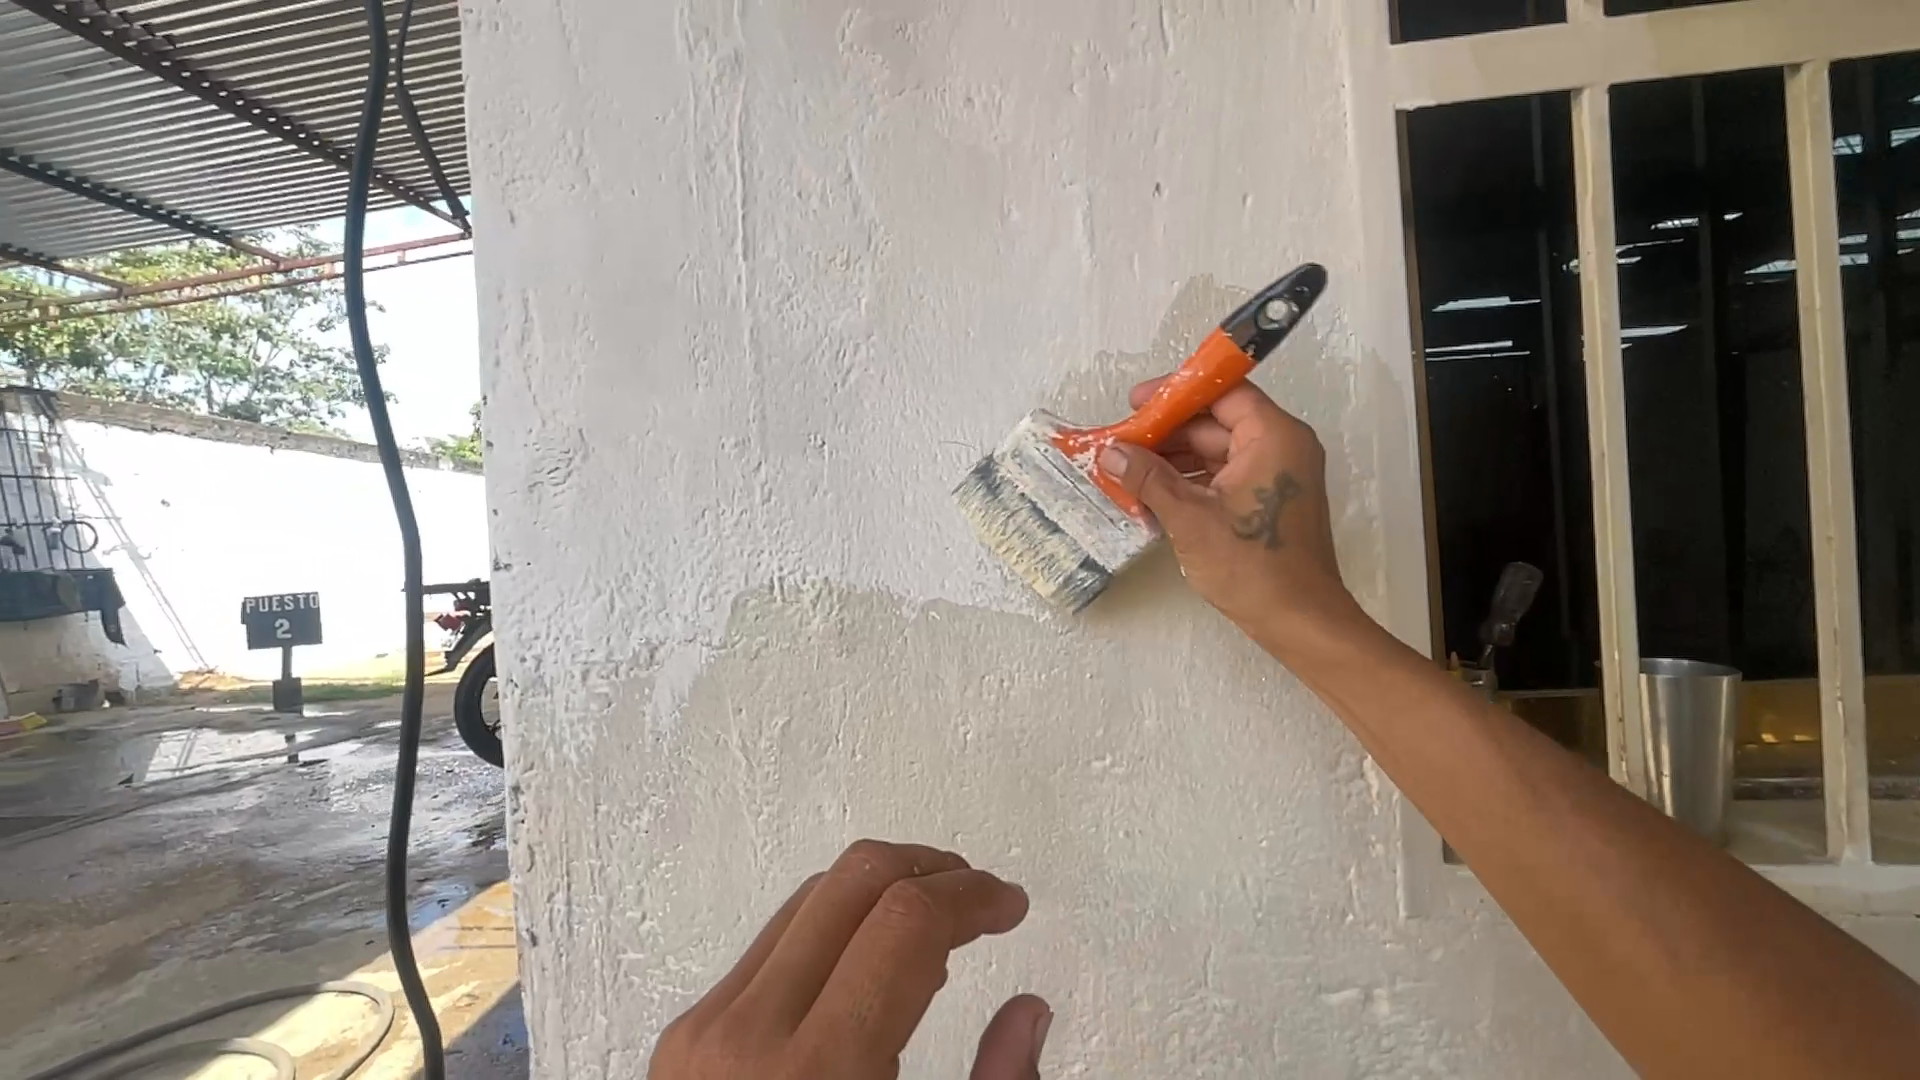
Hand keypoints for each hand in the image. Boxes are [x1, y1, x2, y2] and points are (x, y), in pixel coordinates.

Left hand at [649, 840, 1049, 1079]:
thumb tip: (1030, 1011)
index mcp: (819, 1071)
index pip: (905, 920)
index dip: (973, 895)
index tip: (1012, 905)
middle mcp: (748, 1027)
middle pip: (855, 878)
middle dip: (932, 868)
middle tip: (980, 896)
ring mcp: (703, 1025)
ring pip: (812, 897)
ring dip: (884, 889)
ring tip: (937, 921)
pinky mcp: (681, 1034)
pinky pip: (777, 939)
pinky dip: (839, 925)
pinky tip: (870, 964)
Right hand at [1097, 377, 1354, 642]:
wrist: (1298, 619)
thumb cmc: (1252, 566)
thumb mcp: (1190, 518)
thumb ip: (1149, 479)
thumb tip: (1111, 452)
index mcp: (1273, 437)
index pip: (1222, 392)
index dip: (1176, 393)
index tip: (1135, 404)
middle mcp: (1280, 447)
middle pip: (1215, 422)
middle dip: (1166, 433)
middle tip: (1121, 444)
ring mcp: (1275, 475)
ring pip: (1215, 451)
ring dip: (1173, 460)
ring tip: (1128, 471)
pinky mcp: (1266, 500)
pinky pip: (1222, 476)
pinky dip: (1189, 482)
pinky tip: (1152, 496)